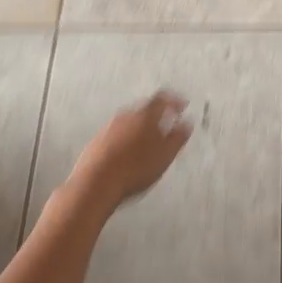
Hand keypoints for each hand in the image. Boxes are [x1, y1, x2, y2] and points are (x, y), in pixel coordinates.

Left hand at [68, 91, 193, 208]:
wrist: (94, 184)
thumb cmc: (135, 168)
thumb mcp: (165, 155)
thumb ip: (178, 137)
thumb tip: (187, 123)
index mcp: (146, 114)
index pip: (163, 98)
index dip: (174, 101)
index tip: (182, 106)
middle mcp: (127, 115)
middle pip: (145, 108)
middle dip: (157, 116)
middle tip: (166, 126)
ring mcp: (109, 127)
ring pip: (130, 121)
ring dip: (140, 128)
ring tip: (147, 143)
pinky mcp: (97, 141)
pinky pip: (116, 134)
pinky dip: (125, 139)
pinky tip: (127, 155)